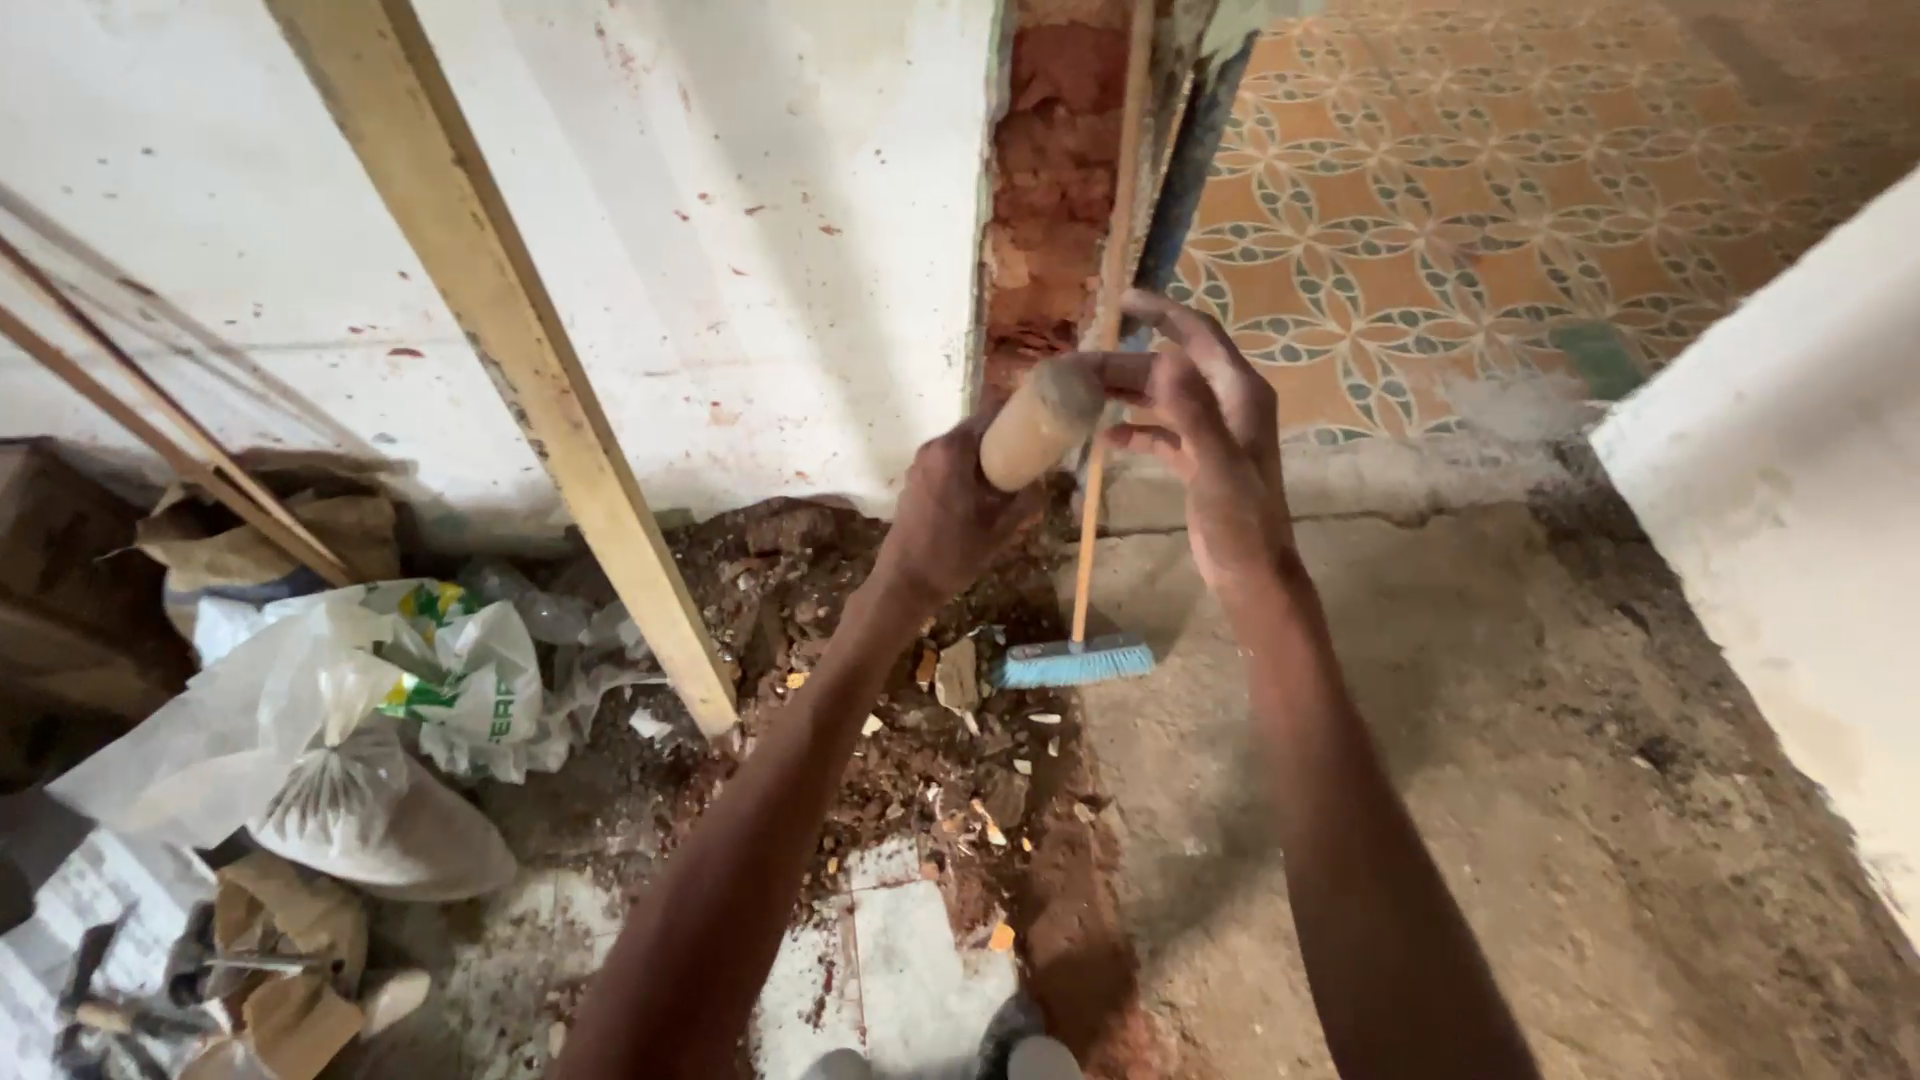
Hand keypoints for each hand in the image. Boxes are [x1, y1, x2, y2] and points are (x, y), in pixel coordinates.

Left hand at [870, 410, 1045, 612]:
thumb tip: (1043, 482)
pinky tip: (982, 501)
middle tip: (1029, 466)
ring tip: (1009, 487)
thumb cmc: (952, 555)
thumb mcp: (1000, 531)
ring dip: (985, 462)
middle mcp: (932, 449)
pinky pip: (947, 466)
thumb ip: (1026, 501)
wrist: (905, 582)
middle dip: (1002, 445)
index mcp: (952, 452)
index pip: (990, 415)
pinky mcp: (914, 482)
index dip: (1015, 419)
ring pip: (962, 451)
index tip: (1037, 433)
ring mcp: (919, 465)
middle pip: (977, 433)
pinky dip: (967, 474)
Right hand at [1078, 289, 1294, 588]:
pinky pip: (1161, 434)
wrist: (1253, 573)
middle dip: (1127, 363)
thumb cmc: (1241, 522)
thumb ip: (1193, 413)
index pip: (1200, 335)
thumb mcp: (1216, 466)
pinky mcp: (1197, 461)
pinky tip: (1105, 438)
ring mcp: (1212, 433)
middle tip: (1078, 364)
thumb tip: (1165, 360)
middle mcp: (1227, 405)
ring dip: (1126, 393)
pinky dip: (1135, 431)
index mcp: (1240, 394)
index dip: (1163, 313)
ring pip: (1163, 399)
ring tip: (1082, 391)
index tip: (1122, 301)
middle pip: (1171, 368)